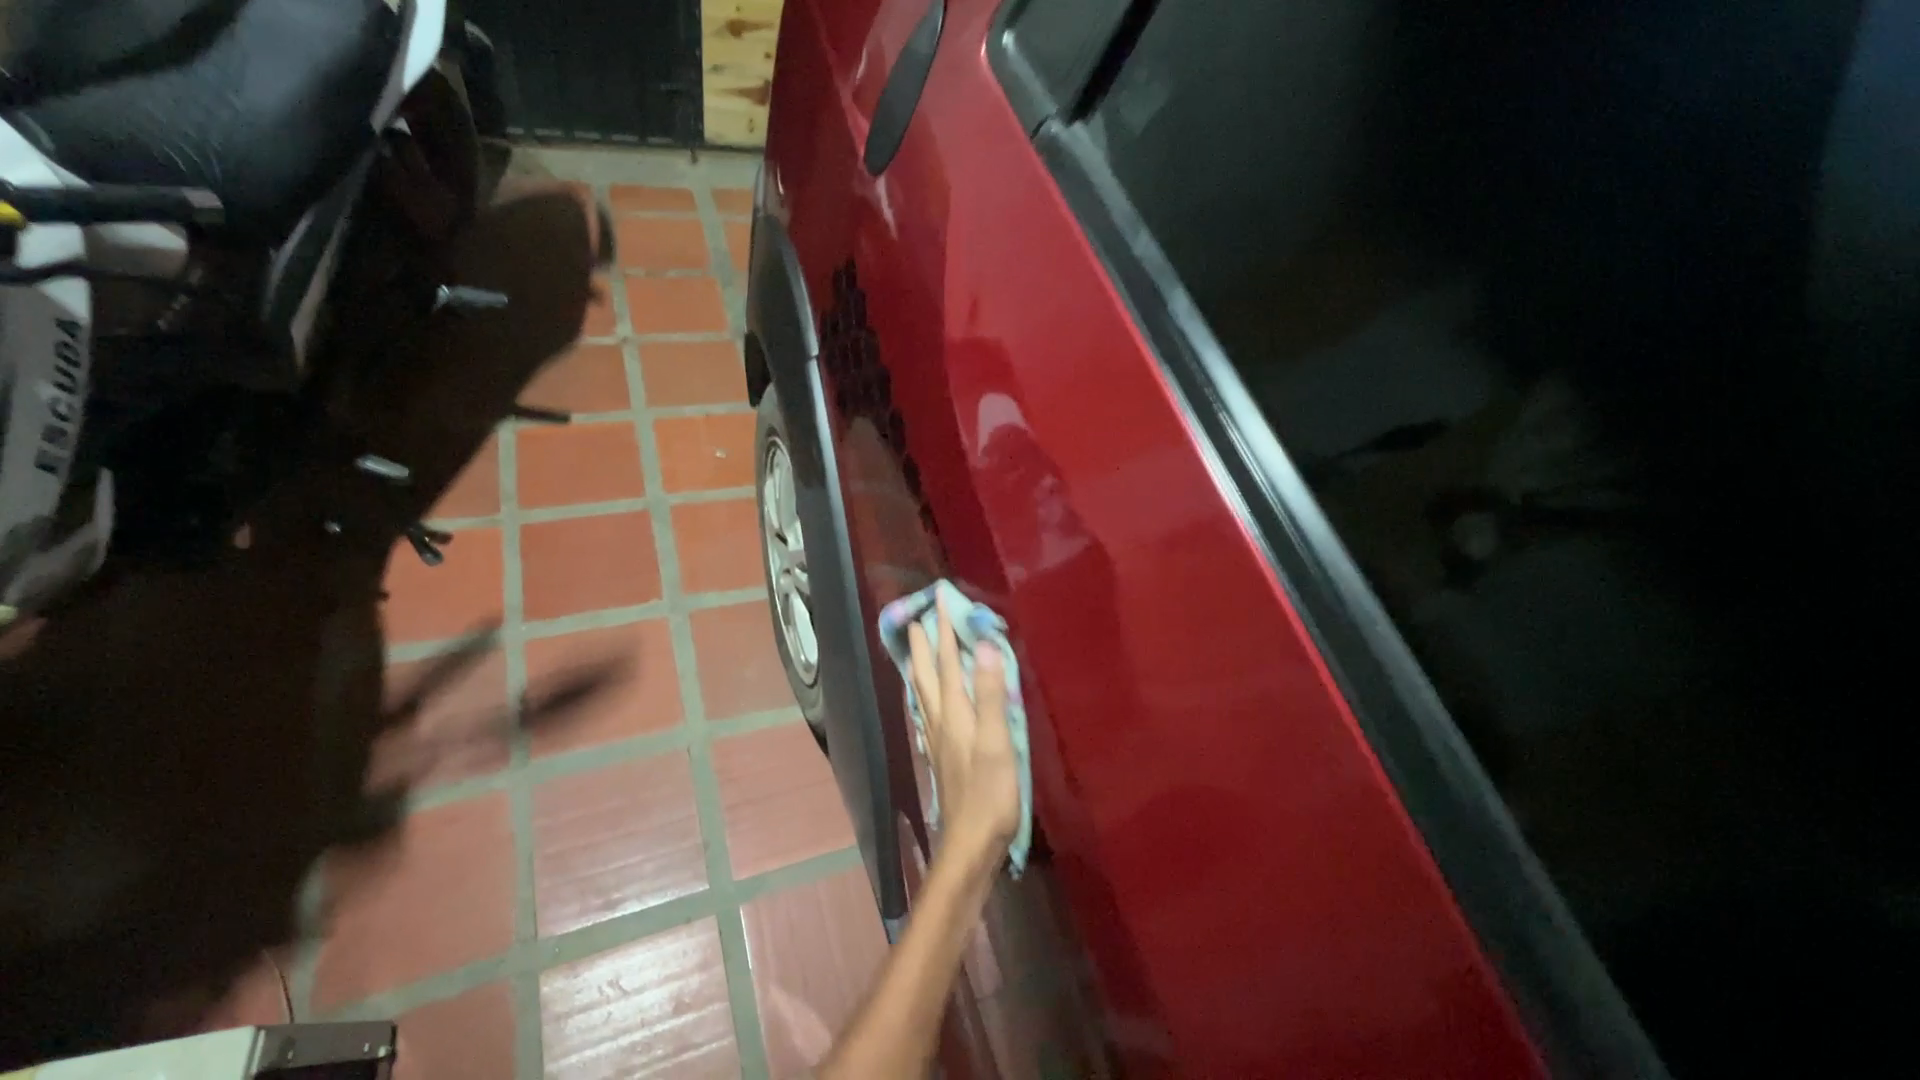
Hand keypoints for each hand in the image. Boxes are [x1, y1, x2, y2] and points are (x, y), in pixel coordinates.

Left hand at [907, 599, 1020, 871]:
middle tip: (917, 617)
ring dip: (920, 665)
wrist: (970, 843)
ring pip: (923, 692)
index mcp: (954, 713)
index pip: (946, 662)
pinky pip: (930, 710)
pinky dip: (927, 692)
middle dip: (922, 644)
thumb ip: (990, 694)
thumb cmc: (989, 794)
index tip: (940, 599)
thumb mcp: (996, 742)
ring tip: (917, 649)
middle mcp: (940, 721)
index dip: (944, 630)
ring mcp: (939, 740)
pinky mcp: (943, 755)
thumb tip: (984, 646)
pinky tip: (930, 699)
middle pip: (925, 674)